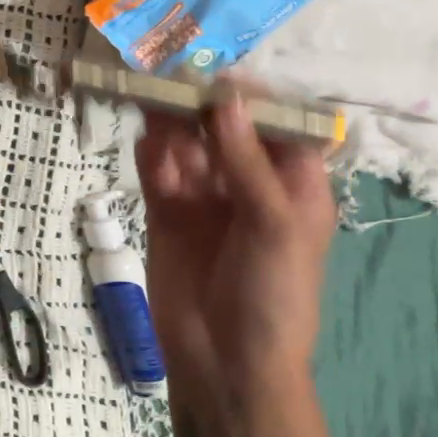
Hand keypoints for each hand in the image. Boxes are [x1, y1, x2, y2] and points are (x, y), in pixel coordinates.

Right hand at [136, 94, 337, 389]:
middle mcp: (249, 185)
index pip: (278, 127)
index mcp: (294, 186)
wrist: (226, 360)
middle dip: (200, 106)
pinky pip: (157, 171)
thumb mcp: (274, 224)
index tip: (220, 76)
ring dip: (170, 124)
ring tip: (148, 99)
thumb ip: (246, 162)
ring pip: (186, 146)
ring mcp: (205, 198)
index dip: (253, 99)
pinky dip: (150, 154)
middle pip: (224, 131)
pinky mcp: (166, 212)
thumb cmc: (274, 294)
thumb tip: (225, 100)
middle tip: (169, 77)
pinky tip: (143, 140)